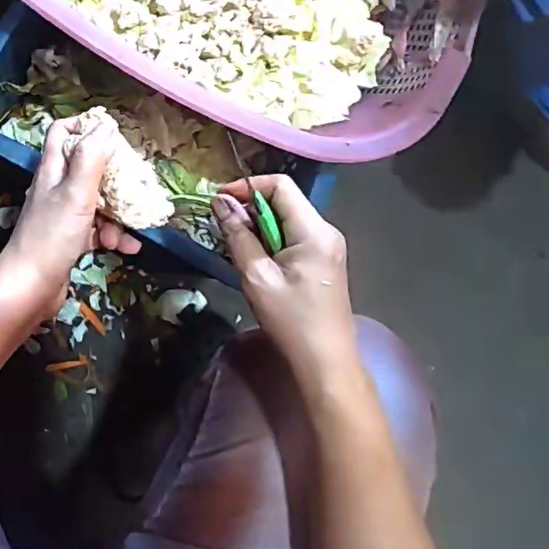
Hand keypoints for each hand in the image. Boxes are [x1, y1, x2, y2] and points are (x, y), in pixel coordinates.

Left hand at [0, 115, 141, 323]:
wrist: (29, 290)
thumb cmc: (50, 237)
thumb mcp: (75, 193)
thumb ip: (91, 158)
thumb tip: (106, 125)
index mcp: (52, 170)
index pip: (62, 132)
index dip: (83, 126)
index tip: (112, 133)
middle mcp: (56, 187)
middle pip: (87, 167)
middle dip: (113, 174)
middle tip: (135, 181)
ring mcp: (63, 214)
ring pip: (97, 200)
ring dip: (117, 212)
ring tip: (131, 227)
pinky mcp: (70, 238)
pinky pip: (98, 228)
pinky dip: (114, 234)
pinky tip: (129, 246)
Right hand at [212, 176, 360, 381]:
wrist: (326, 364)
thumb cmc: (291, 320)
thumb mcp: (256, 276)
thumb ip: (238, 234)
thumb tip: (221, 201)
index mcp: (314, 231)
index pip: (280, 185)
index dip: (247, 186)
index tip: (220, 201)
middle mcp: (326, 230)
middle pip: (284, 199)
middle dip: (250, 206)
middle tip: (224, 225)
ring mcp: (328, 245)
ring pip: (287, 216)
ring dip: (259, 223)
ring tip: (238, 244)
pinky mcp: (324, 259)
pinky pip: (293, 233)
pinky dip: (271, 237)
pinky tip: (257, 258)